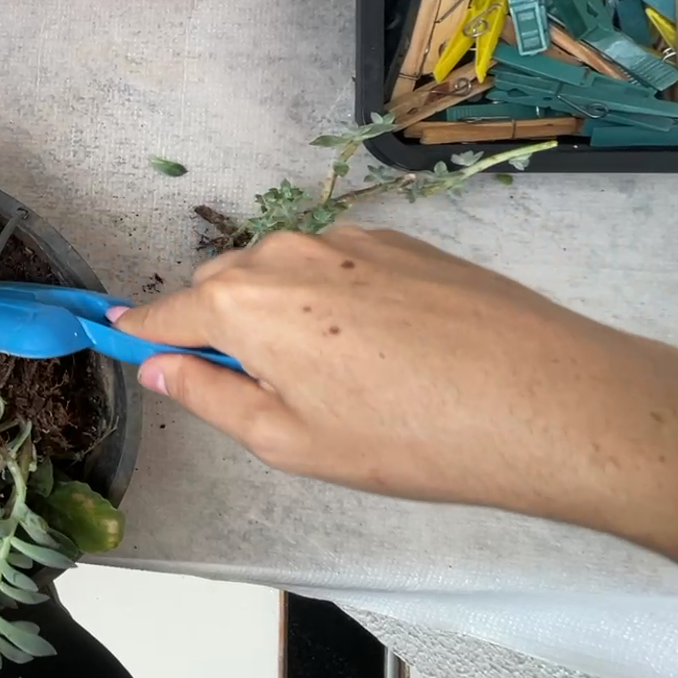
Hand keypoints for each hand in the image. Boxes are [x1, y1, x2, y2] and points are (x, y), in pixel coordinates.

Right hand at [112, 228, 677, 553]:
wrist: (564, 403)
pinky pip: (326, 260)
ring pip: (270, 269)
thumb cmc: (406, 437)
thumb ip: (204, 395)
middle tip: (262, 378)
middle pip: (213, 286)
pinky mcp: (390, 237)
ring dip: (272, 304)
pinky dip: (323, 290)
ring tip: (334, 359)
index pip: (159, 314)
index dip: (134, 328)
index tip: (112, 330)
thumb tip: (154, 367)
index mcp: (238, 306)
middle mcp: (274, 256)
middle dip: (215, 324)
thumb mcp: (286, 441)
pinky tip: (379, 333)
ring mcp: (336, 239)